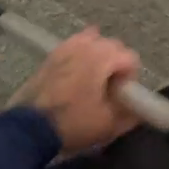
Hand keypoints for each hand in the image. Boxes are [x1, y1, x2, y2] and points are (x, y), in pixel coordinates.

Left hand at [10, 28, 142, 154]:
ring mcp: (65, 47)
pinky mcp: (51, 54)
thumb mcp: (108, 125)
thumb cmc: (73, 123)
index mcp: (102, 57)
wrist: (29, 127)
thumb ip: (130, 115)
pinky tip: (76, 72)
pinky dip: (80, 54)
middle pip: (113, 45)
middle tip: (111, 88)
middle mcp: (86, 45)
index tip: (123, 95)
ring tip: (93, 79)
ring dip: (98, 56)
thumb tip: (139, 111)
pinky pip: (73, 45)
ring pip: (92, 41)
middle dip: (116, 64)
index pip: (130, 57)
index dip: (131, 77)